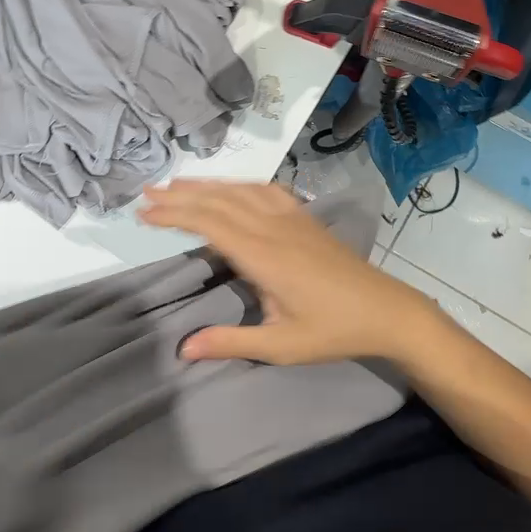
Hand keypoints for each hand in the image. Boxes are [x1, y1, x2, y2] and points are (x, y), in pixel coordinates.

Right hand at [138, 180, 445, 365]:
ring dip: (206, 185)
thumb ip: (231, 342)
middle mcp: (274, 229)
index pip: (209, 224)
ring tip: (176, 183)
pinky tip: (231, 186)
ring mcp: (292, 219)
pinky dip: (240, 184)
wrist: (386, 310)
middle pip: (219, 201)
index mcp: (264, 256)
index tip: (144, 213)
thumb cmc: (333, 331)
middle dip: (180, 195)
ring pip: (241, 191)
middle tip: (145, 192)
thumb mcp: (281, 346)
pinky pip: (267, 190)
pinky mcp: (306, 218)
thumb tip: (184, 348)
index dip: (174, 215)